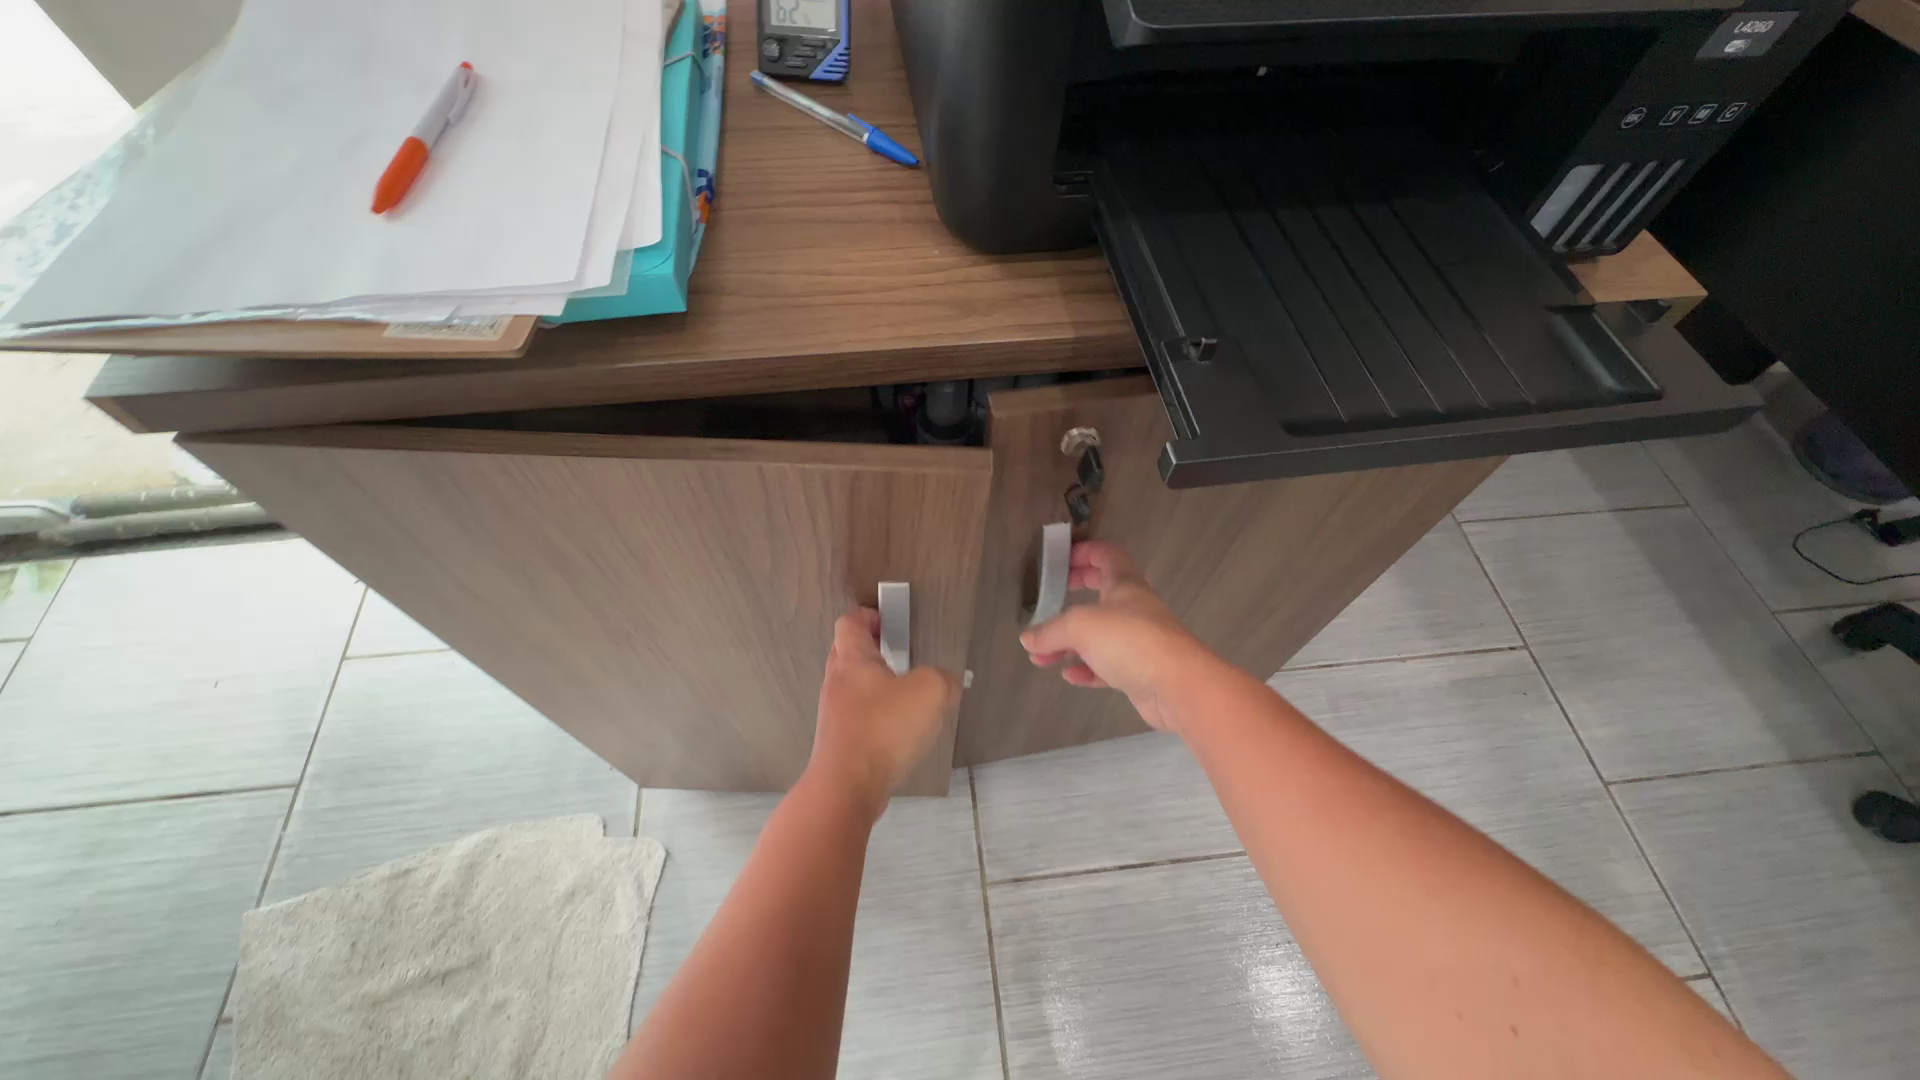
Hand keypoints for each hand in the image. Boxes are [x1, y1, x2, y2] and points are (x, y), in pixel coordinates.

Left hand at [809, 609, 958, 817]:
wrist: (846, 787)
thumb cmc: (883, 729)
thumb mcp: (929, 692)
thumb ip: (943, 679)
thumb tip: (949, 682)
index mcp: (853, 661)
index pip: (849, 624)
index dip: (867, 616)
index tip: (887, 620)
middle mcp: (837, 683)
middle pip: (845, 653)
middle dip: (868, 649)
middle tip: (895, 651)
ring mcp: (833, 715)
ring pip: (850, 687)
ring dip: (871, 684)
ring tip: (902, 692)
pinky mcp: (838, 743)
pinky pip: (855, 717)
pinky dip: (873, 714)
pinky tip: (896, 729)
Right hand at [1019, 541, 1222, 734]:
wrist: (1178, 686)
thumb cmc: (1130, 641)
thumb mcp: (1080, 627)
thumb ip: (1050, 631)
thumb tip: (1027, 638)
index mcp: (1124, 584)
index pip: (1108, 555)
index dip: (1085, 553)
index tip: (1061, 561)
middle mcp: (1134, 608)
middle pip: (1102, 592)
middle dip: (1075, 593)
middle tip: (1051, 598)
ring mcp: (1139, 641)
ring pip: (1099, 635)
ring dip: (1069, 643)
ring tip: (1040, 656)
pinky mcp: (1139, 672)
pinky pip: (1107, 666)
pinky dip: (1086, 669)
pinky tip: (1069, 675)